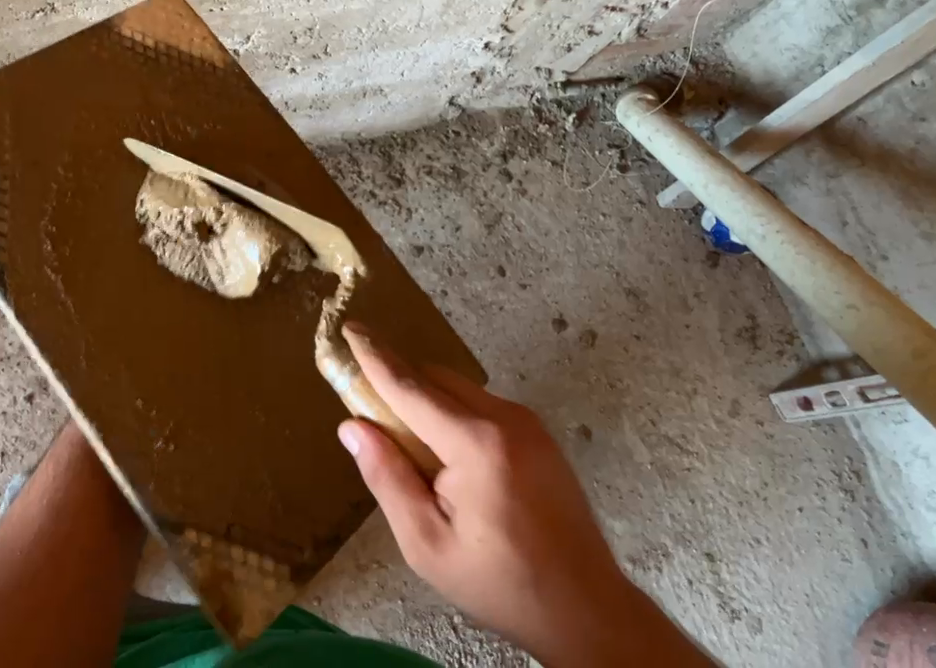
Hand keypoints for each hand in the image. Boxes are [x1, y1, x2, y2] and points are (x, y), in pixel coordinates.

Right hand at [336, 324, 713, 667]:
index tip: (350, 328)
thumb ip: (387, 479)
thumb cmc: (499, 582)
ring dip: (424, 399)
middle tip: (365, 405)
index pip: (411, 388)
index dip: (375, 357)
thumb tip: (352, 427)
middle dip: (397, 380)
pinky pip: (480, 405)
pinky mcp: (538, 435)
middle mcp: (505, 419)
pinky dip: (450, 412)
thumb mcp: (427, 544)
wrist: (586, 607)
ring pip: (458, 389)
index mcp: (476, 444)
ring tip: (405, 443)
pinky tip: (443, 455)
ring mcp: (528, 423)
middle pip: (435, 378)